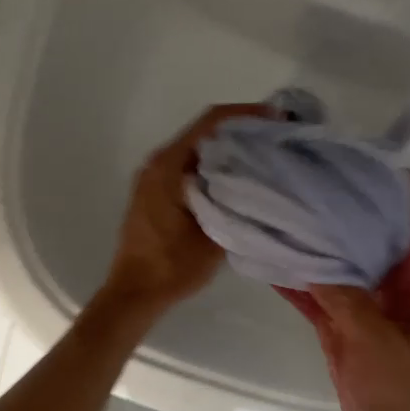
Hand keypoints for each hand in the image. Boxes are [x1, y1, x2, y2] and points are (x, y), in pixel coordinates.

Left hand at [102, 103, 272, 311]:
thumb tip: (260, 184)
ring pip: (195, 154)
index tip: (276, 120)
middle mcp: (157, 164)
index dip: (247, 115)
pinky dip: (210, 172)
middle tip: (274, 142)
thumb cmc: (171, 267)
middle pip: (204, 134)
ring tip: (260, 162)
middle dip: (240, 134)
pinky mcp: (152, 197)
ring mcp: (151, 180)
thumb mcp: (213, 236)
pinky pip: (186, 171)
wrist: (133, 295)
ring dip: (225, 155)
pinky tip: (233, 186)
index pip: (211, 122)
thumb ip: (236, 203)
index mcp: (169, 164)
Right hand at [276, 182, 409, 410]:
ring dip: (311, 243)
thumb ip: (344, 297)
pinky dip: (298, 282)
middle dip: (334, 205)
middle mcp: (397, 278)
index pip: (406, 207)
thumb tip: (309, 255)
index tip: (337, 153)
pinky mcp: (344, 328)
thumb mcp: (375, 340)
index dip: (377, 177)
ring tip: (273, 211)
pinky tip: (269, 261)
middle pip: (365, 228)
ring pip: (338, 261)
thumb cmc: (407, 390)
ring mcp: (368, 303)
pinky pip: (319, 295)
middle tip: (292, 177)